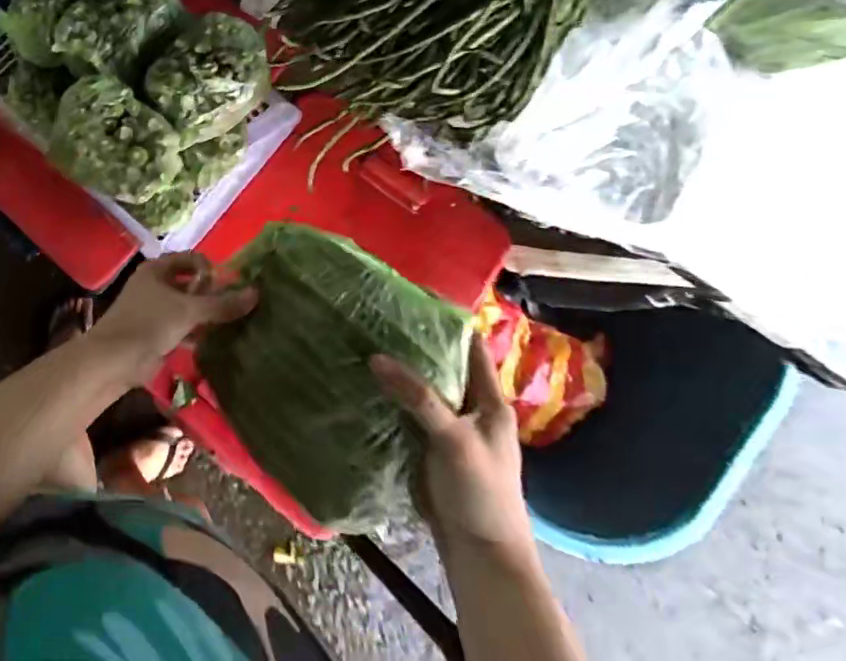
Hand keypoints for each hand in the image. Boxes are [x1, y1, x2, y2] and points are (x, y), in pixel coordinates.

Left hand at [90, 253, 256, 384]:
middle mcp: (155, 285)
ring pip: (188, 308)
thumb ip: (222, 304)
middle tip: (236, 308)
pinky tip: (219, 342)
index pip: (191, 259)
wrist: (115, 358)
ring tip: (234, 325)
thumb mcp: (188, 310)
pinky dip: (198, 333)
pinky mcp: (157, 333)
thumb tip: (256, 293)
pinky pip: (183, 328)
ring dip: (207, 316)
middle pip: (191, 284)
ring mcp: (155, 310)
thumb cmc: (150, 322)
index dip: (210, 269)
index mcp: (157, 269)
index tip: (227, 287)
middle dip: (212, 294)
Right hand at [370, 335, 535, 565]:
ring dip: (393, 367)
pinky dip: (383, 393)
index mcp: (488, 400)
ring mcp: (444, 426)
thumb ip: (419, 397)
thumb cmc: (481, 492)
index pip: (470, 346)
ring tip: (357, 339)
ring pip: (417, 385)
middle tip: (371, 314)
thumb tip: (375, 356)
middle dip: (410, 339)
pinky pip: (401, 409)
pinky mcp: (423, 443)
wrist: (480, 551)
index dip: (447, 319)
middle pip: (438, 362)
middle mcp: (467, 406)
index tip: (411, 294)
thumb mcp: (454, 440)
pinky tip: (357, 381)